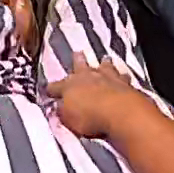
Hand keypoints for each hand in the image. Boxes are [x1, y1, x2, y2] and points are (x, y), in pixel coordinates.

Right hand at [47, 53, 161, 138]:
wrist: (119, 112)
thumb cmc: (90, 117)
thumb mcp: (68, 119)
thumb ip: (62, 112)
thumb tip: (57, 108)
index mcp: (69, 86)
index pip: (55, 87)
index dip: (51, 89)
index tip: (48, 89)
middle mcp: (87, 76)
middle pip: (80, 65)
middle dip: (77, 60)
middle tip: (77, 53)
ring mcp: (106, 77)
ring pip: (103, 66)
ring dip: (103, 64)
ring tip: (104, 59)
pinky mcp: (124, 83)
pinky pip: (122, 77)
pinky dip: (122, 77)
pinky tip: (125, 76)